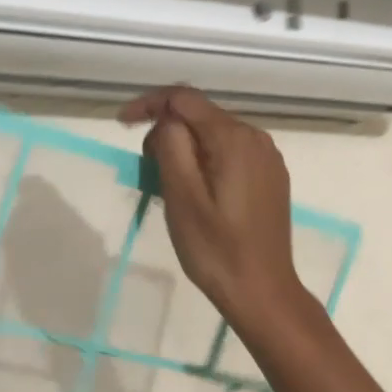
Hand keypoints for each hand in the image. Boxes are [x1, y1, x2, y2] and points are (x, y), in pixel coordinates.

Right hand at [120, 86, 305, 318]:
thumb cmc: (216, 249)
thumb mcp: (181, 196)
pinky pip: (229, 152)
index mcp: (233, 138)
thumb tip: (165, 121)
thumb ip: (170, 146)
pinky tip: (193, 192)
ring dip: (183, 148)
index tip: (121, 125)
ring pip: (213, 134)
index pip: (184, 98)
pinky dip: (204, 161)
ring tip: (165, 186)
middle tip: (145, 171)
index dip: (148, 103)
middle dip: (165, 132)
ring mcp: (267, 157)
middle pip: (199, 115)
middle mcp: (255, 137)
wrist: (263, 292)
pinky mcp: (270, 176)